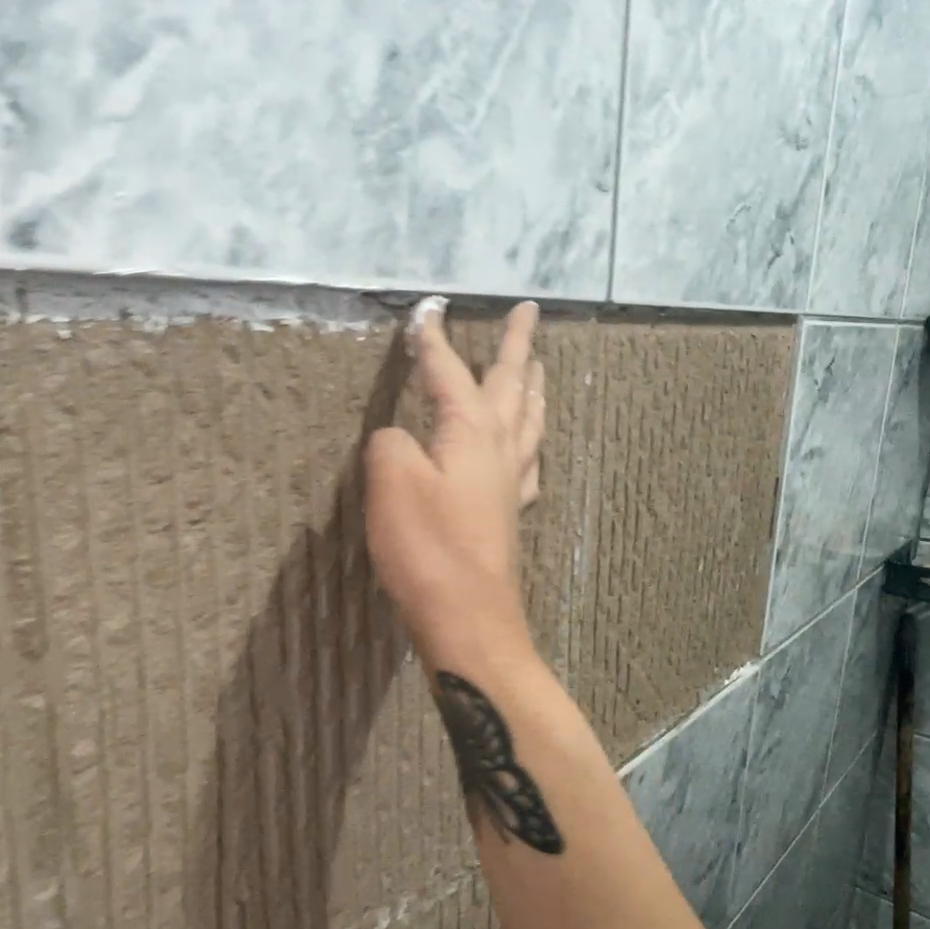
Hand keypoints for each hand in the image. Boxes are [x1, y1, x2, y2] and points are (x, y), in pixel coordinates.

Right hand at [365, 298, 546, 670]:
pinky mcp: (508, 516)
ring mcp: (510, 485)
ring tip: (538, 367)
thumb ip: (391, 443)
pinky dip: (531, 441)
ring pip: (529, 421)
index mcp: (472, 432)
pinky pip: (528, 462)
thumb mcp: (392, 482)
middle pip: (512, 385)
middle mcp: (500, 450)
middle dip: (518, 345)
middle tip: (528, 312)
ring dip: (532, 387)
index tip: (427, 307)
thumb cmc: (428, 550)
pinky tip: (529, 450)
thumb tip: (400, 437)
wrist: (468, 621)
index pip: (449, 370)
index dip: (433, 338)